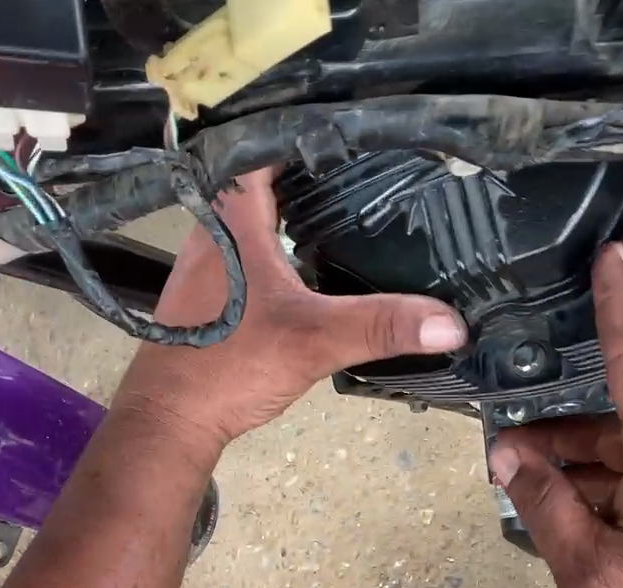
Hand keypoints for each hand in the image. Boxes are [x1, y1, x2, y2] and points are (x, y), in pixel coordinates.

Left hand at [112, 169, 467, 451]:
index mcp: (231, 215)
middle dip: (311, 174)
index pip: (265, 143)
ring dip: (295, 212)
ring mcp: (210, 262)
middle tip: (365, 176)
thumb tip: (450, 322)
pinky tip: (312, 269)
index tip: (354, 137)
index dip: (308, 133)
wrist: (172, 417)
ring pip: (256, 217)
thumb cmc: (229, 367)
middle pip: (264, 178)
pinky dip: (283, 249)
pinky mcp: (214, 295)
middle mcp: (214, 227)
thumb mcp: (314, 341)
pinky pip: (252, 253)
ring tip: (350, 213)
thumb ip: (380, 326)